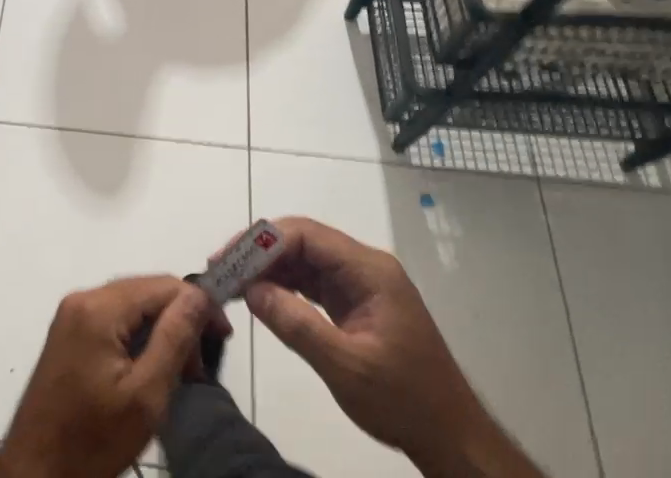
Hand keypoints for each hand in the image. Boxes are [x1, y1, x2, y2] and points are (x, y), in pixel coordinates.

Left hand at [0, 276, 213, 477]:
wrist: (37, 468)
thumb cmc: (93, 438)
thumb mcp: (145, 394)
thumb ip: (175, 338)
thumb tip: (199, 295)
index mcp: (99, 308)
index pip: (164, 285)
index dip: (200, 305)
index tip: (224, 338)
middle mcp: (82, 299)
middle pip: (147, 291)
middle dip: (181, 319)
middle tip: (200, 366)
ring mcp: (72, 314)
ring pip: (132, 304)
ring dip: (162, 330)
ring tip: (181, 372)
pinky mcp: (69, 332)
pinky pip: (115, 318)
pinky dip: (139, 336)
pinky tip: (152, 367)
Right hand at [243, 217, 542, 477]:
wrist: (449, 435)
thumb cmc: (402, 399)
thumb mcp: (344, 365)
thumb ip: (296, 324)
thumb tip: (250, 290)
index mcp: (369, 270)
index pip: (306, 235)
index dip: (262, 241)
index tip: (227, 260)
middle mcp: (365, 267)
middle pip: (303, 241)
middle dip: (260, 252)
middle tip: (220, 271)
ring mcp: (361, 284)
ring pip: (305, 260)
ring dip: (268, 269)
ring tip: (230, 283)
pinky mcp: (355, 303)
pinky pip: (313, 283)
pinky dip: (284, 286)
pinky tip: (258, 296)